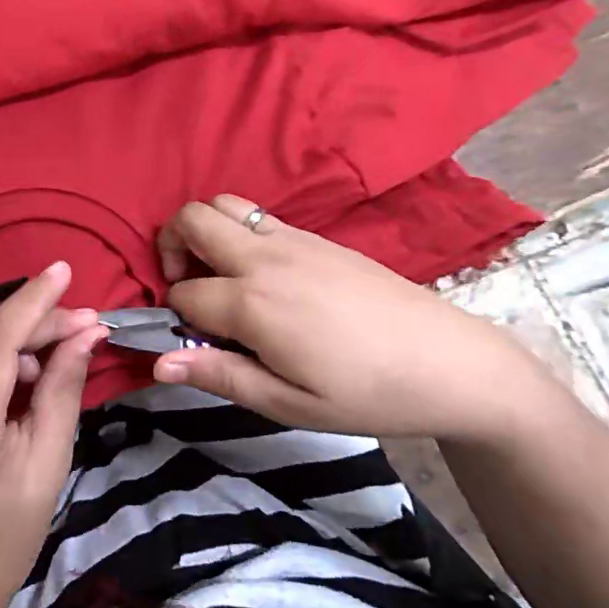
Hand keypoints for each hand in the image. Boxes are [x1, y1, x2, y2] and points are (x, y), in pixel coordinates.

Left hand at [0, 261, 105, 607]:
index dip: (32, 300)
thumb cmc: (3, 535)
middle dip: (30, 317)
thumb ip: (63, 388)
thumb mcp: (47, 462)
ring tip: (47, 357)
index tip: (66, 270)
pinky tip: (12, 370)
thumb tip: (87, 333)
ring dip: (5, 327)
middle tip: (80, 330)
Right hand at [151, 195, 564, 442]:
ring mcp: (294, 239)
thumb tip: (159, 362)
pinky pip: (259, 215)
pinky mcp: (317, 237)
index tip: (193, 339)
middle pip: (191, 218)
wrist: (449, 361)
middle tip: (187, 286)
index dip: (175, 316)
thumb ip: (221, 375)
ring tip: (219, 274)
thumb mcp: (289, 404)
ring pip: (225, 204)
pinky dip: (238, 231)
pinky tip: (261, 274)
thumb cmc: (366, 393)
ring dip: (204, 230)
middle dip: (170, 246)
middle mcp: (265, 257)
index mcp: (254, 302)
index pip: (184, 293)